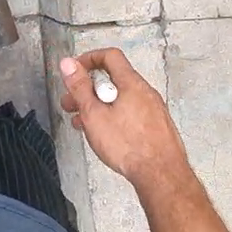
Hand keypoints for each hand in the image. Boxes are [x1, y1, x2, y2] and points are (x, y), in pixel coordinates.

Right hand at [58, 49, 189, 191]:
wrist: (161, 175)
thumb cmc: (128, 145)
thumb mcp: (94, 114)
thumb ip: (79, 87)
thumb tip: (69, 63)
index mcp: (131, 83)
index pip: (110, 56)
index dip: (88, 59)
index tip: (74, 72)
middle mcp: (146, 92)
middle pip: (113, 79)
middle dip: (88, 89)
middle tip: (71, 104)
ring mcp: (154, 110)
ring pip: (121, 98)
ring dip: (99, 106)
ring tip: (83, 123)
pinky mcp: (157, 127)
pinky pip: (131, 113)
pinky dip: (114, 117)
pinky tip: (105, 135)